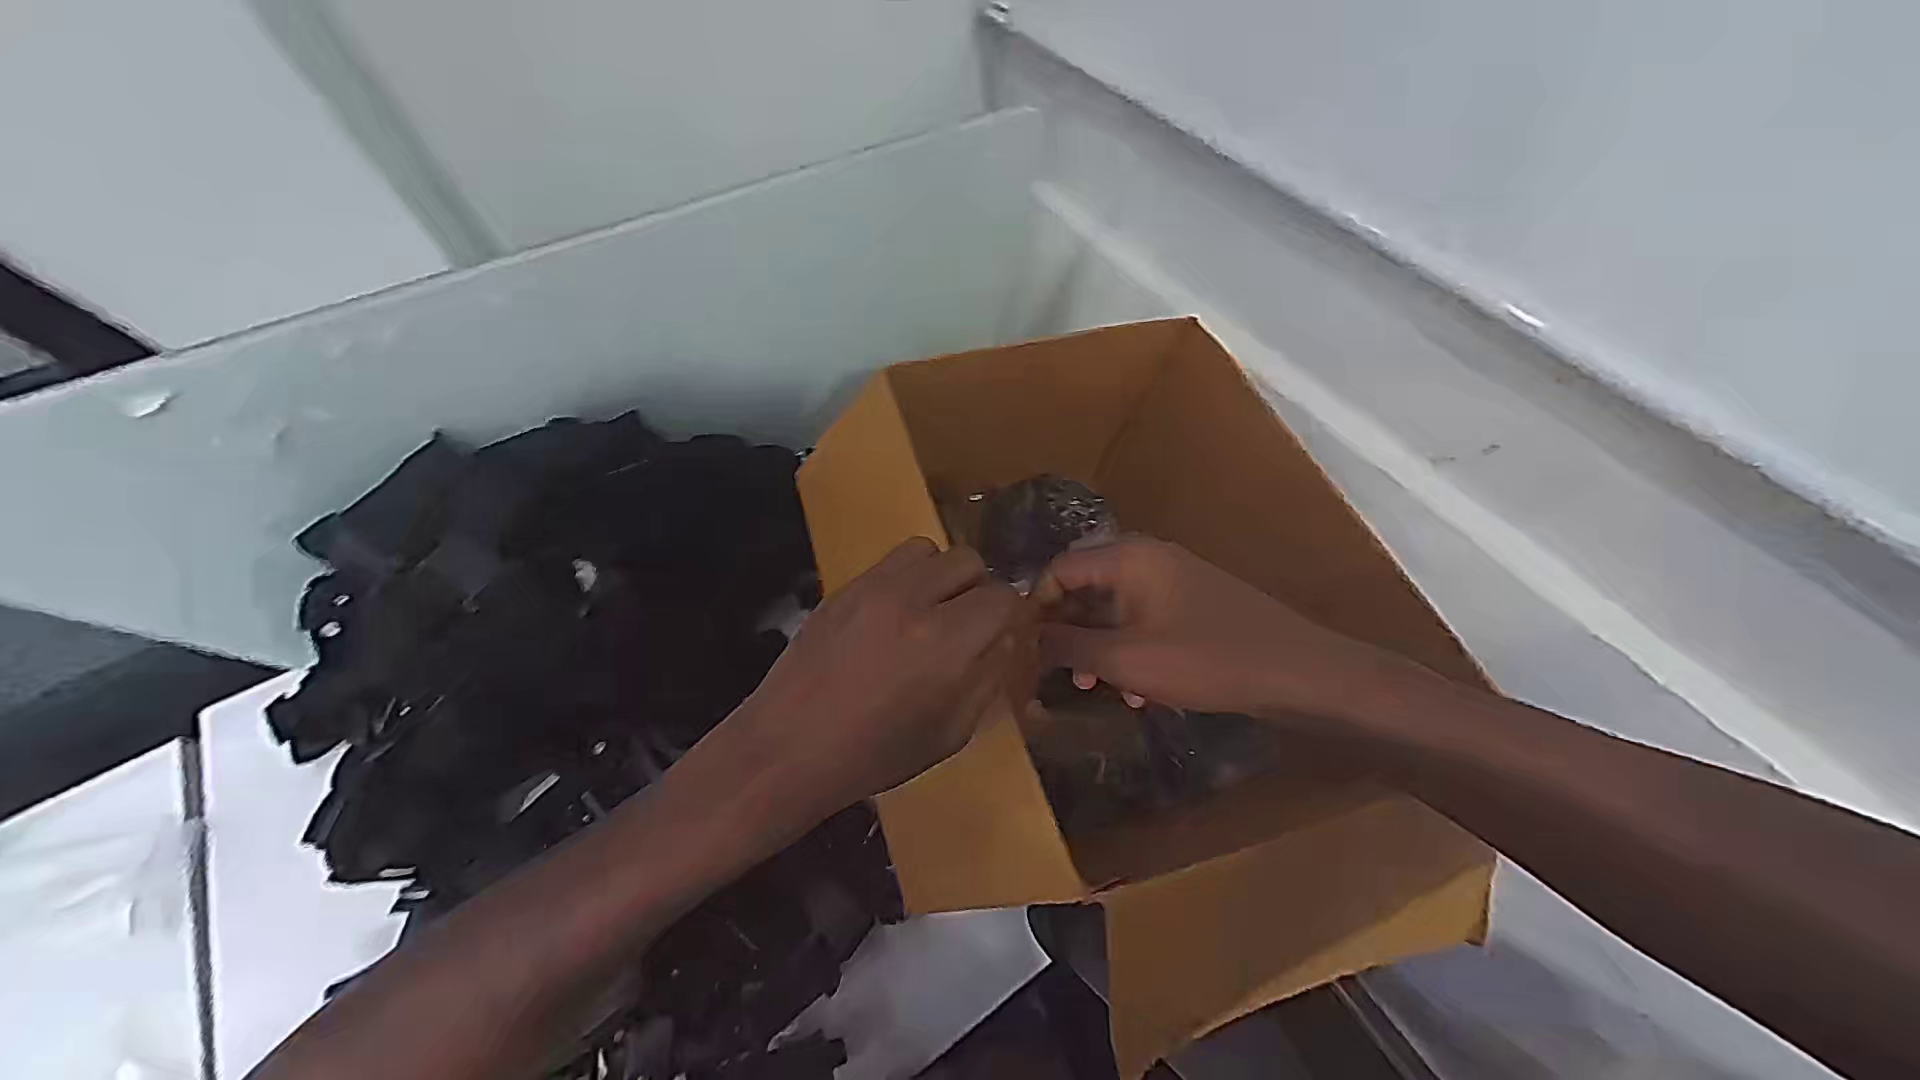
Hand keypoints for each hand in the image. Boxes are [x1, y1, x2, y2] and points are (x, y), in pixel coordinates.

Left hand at [725, 538, 1027, 818]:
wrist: (789, 746)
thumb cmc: (875, 754)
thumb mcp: (951, 733)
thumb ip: (986, 677)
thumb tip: (1003, 638)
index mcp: (946, 644)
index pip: (1002, 597)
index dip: (1008, 616)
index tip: (999, 634)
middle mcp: (913, 601)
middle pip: (970, 561)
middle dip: (978, 590)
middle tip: (966, 624)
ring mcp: (873, 587)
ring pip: (931, 550)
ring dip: (941, 575)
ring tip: (930, 610)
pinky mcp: (845, 586)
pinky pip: (892, 560)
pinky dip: (907, 577)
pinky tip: (894, 613)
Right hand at [1035, 537, 1435, 727]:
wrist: (1300, 673)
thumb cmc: (1206, 660)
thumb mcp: (1127, 659)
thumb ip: (1070, 646)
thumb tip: (1028, 638)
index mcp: (1127, 557)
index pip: (1059, 569)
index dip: (1037, 606)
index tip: (1025, 646)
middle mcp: (1148, 558)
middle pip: (1086, 586)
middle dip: (1068, 630)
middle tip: (1058, 673)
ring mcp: (1174, 580)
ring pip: (1115, 608)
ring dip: (1098, 646)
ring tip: (1093, 688)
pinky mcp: (1193, 604)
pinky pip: (1144, 620)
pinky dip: (1130, 649)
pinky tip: (1134, 691)